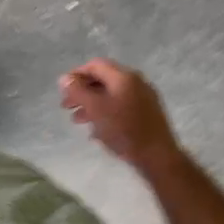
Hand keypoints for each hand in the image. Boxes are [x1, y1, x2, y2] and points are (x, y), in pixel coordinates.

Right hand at [59, 58, 180, 174]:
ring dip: (92, 105)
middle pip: (102, 80)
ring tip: (78, 120)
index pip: (95, 65)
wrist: (158, 158)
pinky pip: (121, 107)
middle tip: (67, 106)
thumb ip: (77, 91)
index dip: (76, 75)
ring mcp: (144, 99)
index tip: (64, 90)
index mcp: (124, 77)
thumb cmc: (124, 130)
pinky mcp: (148, 115)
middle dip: (82, 92)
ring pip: (111, 95)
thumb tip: (64, 78)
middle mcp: (136, 83)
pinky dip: (106, 113)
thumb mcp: (95, 108)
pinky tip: (97, 131)